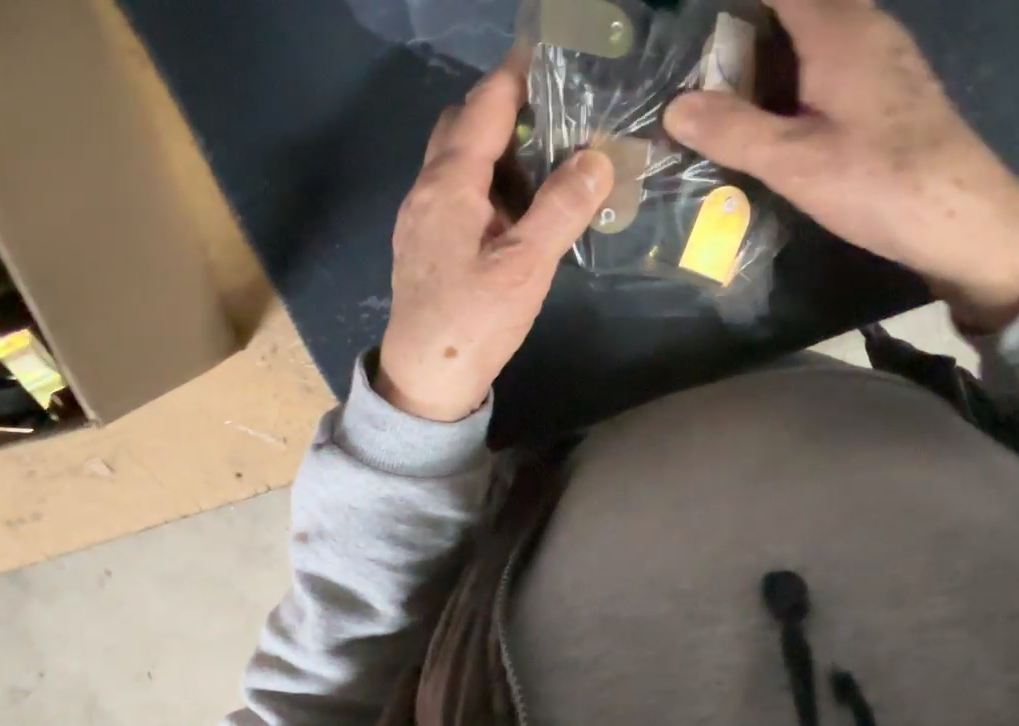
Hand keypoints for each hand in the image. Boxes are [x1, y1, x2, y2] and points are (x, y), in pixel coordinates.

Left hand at [378, 55, 613, 420]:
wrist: (426, 379)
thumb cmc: (473, 322)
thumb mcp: (526, 267)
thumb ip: (560, 209)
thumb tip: (597, 158)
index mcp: (450, 184)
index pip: (484, 106)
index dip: (516, 74)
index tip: (549, 53)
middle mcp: (427, 189)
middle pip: (462, 125)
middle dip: (503, 106)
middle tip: (553, 110)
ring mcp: (421, 217)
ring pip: (455, 160)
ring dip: (494, 147)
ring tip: (544, 157)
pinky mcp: (425, 244)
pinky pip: (454, 191)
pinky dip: (484, 180)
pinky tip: (514, 208)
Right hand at [662, 0, 1018, 330]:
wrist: (963, 219)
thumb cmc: (877, 182)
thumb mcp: (793, 162)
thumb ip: (733, 130)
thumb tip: (674, 106)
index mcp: (838, 28)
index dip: (739, 1)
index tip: (699, 19)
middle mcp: (867, 27)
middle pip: (800, 6)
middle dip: (753, 25)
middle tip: (705, 63)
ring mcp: (887, 57)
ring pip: (821, 32)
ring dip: (776, 50)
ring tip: (728, 88)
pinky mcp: (895, 91)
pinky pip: (837, 61)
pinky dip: (802, 73)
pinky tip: (781, 115)